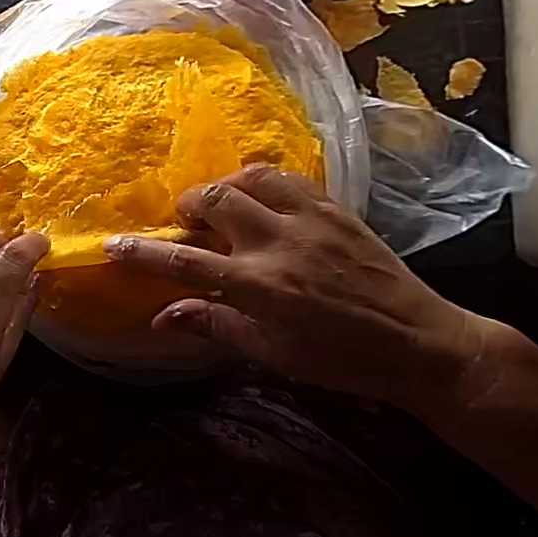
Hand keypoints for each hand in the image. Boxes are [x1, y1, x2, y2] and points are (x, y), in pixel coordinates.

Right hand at [105, 165, 499, 414]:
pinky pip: (288, 178)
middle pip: (214, 201)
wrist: (425, 343)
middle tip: (184, 223)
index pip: (184, 261)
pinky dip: (260, 181)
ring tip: (218, 205)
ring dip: (223, 187)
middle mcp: (279, 244)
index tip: (112, 244)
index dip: (142, 251)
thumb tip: (159, 317)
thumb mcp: (270, 351)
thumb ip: (213, 324)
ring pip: (250, 178)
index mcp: (259, 286)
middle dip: (186, 206)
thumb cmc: (339, 358)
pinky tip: (257, 199)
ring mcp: (312, 221)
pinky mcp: (337, 210)